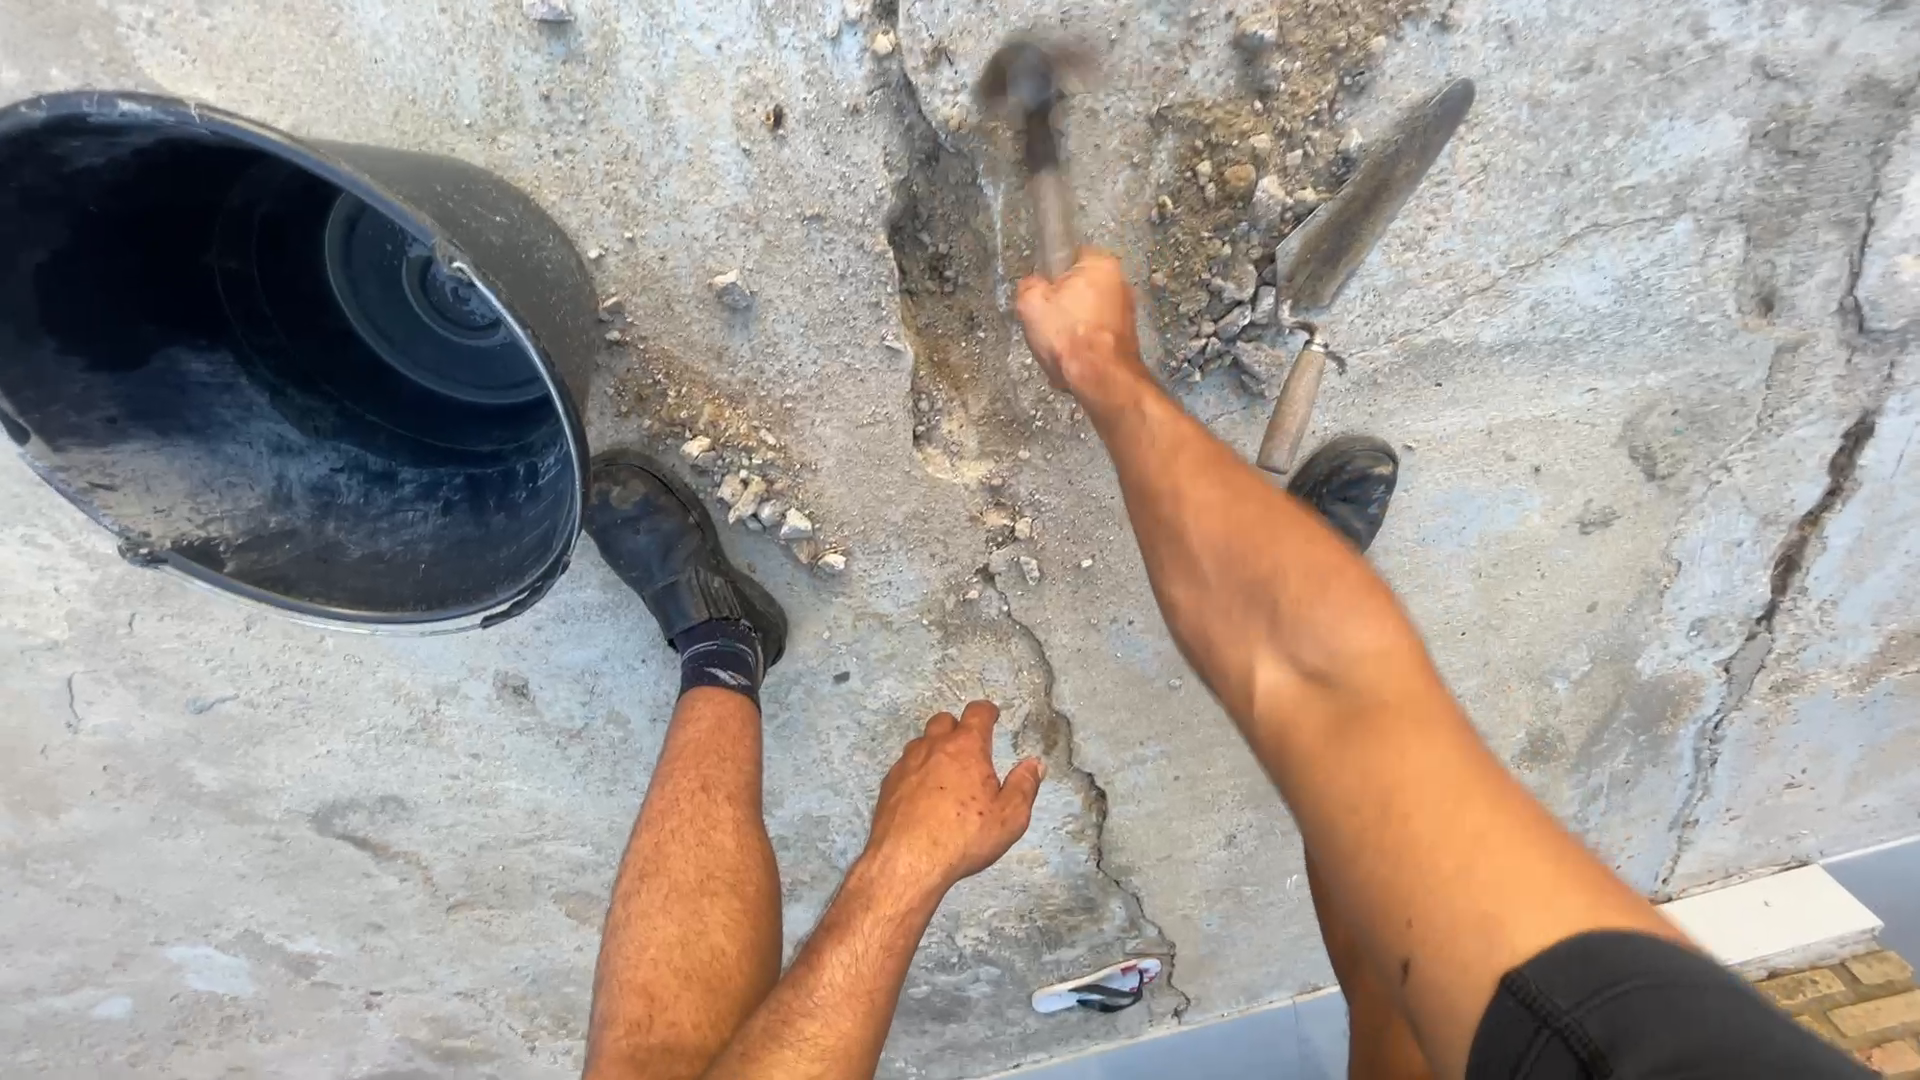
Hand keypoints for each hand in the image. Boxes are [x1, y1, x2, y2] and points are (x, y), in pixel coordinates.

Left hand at [861, 701, 1045, 899]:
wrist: (906, 861)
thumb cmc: (963, 837)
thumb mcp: (1009, 817)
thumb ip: (1024, 786)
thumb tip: (1035, 763)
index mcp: (966, 747)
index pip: (977, 712)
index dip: (987, 711)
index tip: (992, 715)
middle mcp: (933, 746)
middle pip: (944, 720)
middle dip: (957, 728)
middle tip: (968, 748)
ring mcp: (906, 763)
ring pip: (921, 742)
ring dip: (934, 749)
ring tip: (945, 772)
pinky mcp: (888, 783)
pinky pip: (904, 766)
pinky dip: (916, 771)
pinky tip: (921, 794)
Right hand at [1015, 250, 1145, 401]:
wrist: (1100, 377)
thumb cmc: (1069, 336)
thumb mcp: (1030, 303)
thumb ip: (1028, 285)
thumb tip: (1032, 287)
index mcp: (1100, 263)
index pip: (1069, 256)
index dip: (1050, 276)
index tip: (1041, 295)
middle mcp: (1120, 283)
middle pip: (1078, 289)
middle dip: (1061, 307)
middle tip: (1047, 323)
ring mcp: (1126, 313)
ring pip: (1084, 317)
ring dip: (1070, 331)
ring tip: (1058, 347)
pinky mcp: (1126, 340)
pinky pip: (1094, 338)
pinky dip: (1082, 348)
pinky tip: (1072, 360)